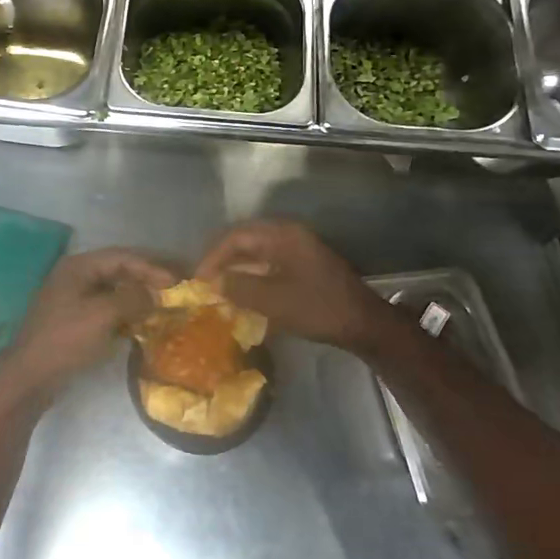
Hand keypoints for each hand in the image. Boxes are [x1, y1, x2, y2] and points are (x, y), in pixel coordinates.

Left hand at [0, 248, 178, 395]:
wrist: (29, 377)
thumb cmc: (65, 339)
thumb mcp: (102, 315)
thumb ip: (133, 298)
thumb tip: (156, 293)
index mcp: (79, 266)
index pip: (123, 257)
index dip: (152, 267)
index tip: (178, 280)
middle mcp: (76, 276)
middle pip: (120, 269)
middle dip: (149, 276)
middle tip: (178, 283)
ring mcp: (75, 298)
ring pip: (116, 289)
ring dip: (140, 294)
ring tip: (166, 300)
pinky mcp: (77, 319)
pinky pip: (109, 307)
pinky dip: (129, 310)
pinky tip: (146, 319)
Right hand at [194, 220, 399, 351]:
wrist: (362, 323)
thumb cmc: (317, 308)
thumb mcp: (273, 300)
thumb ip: (239, 288)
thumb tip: (212, 281)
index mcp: (283, 235)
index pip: (237, 236)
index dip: (213, 256)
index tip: (197, 279)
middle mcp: (290, 236)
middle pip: (246, 241)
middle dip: (223, 260)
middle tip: (204, 283)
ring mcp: (299, 250)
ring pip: (258, 254)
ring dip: (238, 270)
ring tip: (219, 290)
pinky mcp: (304, 267)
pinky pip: (270, 265)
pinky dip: (253, 277)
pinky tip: (243, 296)